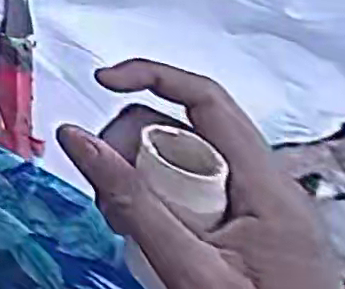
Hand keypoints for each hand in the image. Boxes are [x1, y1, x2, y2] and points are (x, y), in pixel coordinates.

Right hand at [56, 60, 338, 288]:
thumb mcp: (192, 272)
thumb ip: (131, 202)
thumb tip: (74, 135)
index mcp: (270, 190)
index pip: (205, 97)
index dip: (149, 75)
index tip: (103, 81)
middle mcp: (268, 187)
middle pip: (178, 126)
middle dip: (128, 145)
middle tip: (109, 191)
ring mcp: (259, 205)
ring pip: (175, 153)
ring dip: (135, 173)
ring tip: (123, 219)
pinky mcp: (245, 222)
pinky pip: (185, 182)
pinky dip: (152, 192)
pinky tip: (143, 226)